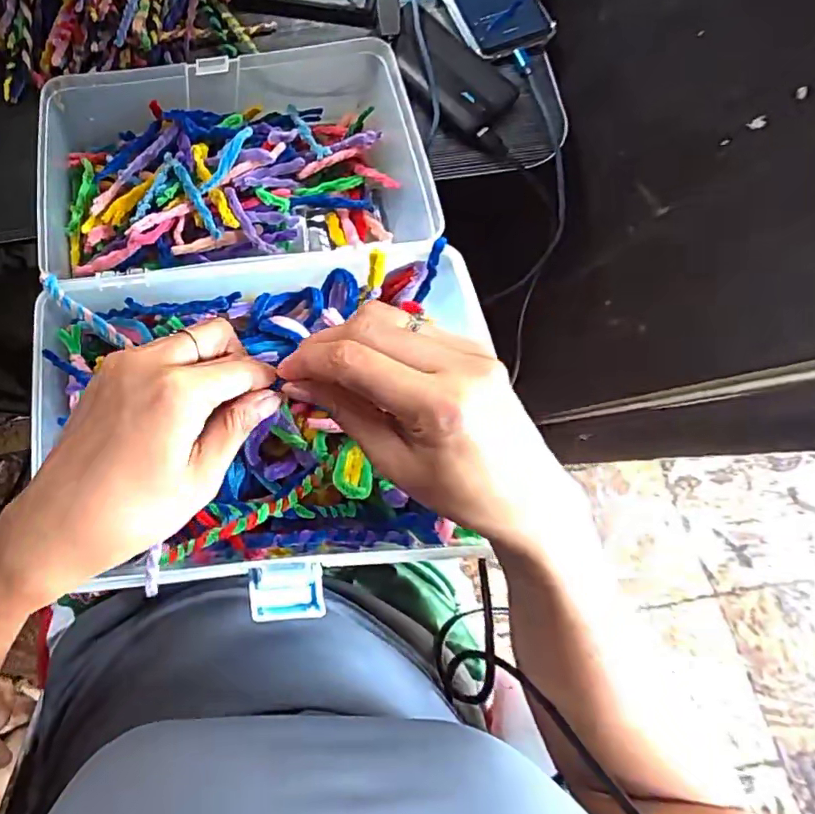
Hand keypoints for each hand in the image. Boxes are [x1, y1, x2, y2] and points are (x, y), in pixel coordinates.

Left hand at [0, 318, 279, 608]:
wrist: (60, 521)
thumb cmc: (135, 513)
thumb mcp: (198, 478)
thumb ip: (235, 427)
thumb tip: (267, 398)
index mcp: (179, 389)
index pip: (241, 366)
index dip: (263, 380)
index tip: (271, 397)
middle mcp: (149, 362)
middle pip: (212, 333)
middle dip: (235, 357)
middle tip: (239, 399)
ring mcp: (122, 364)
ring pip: (181, 340)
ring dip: (204, 361)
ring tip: (206, 409)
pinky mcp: (105, 374)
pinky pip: (153, 354)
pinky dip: (174, 368)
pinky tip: (172, 409)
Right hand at [276, 301, 587, 553]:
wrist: (529, 496)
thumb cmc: (460, 494)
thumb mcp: (393, 462)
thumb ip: (346, 412)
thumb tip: (301, 382)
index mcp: (439, 404)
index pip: (355, 359)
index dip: (310, 360)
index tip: (286, 373)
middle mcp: (459, 364)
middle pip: (370, 325)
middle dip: (324, 341)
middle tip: (301, 367)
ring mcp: (471, 349)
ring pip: (390, 317)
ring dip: (349, 333)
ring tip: (329, 363)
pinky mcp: (475, 346)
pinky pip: (412, 326)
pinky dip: (379, 336)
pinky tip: (367, 361)